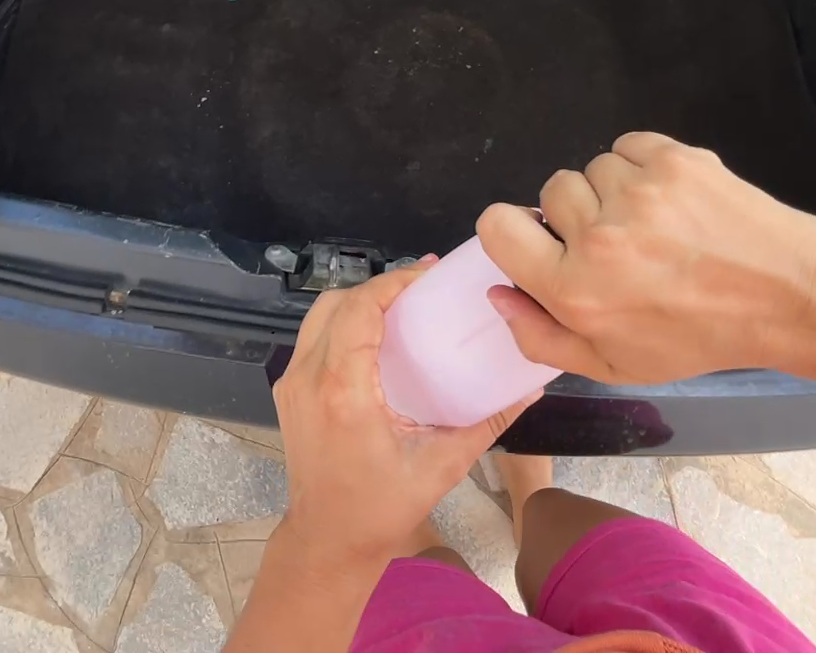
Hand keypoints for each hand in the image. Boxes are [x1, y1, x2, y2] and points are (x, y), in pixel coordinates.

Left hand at [271, 262, 537, 568]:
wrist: (326, 542)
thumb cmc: (381, 509)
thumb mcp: (441, 466)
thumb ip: (486, 422)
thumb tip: (527, 388)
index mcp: (343, 389)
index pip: (359, 310)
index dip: (392, 282)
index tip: (426, 272)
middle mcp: (309, 376)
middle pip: (336, 303)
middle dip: (378, 287)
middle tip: (420, 286)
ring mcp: (292, 382)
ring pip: (319, 315)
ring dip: (358, 302)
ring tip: (400, 304)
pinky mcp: (288, 390)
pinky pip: (313, 337)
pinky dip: (342, 322)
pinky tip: (375, 335)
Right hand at [477, 131, 815, 384]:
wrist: (795, 296)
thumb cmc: (700, 338)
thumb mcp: (615, 365)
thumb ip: (542, 337)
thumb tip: (498, 294)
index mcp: (575, 290)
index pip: (497, 227)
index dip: (513, 231)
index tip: (544, 242)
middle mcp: (598, 237)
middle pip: (548, 193)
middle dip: (576, 215)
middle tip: (621, 244)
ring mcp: (638, 191)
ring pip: (592, 169)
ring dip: (613, 191)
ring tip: (655, 222)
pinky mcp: (674, 159)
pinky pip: (626, 146)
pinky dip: (641, 165)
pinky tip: (670, 197)